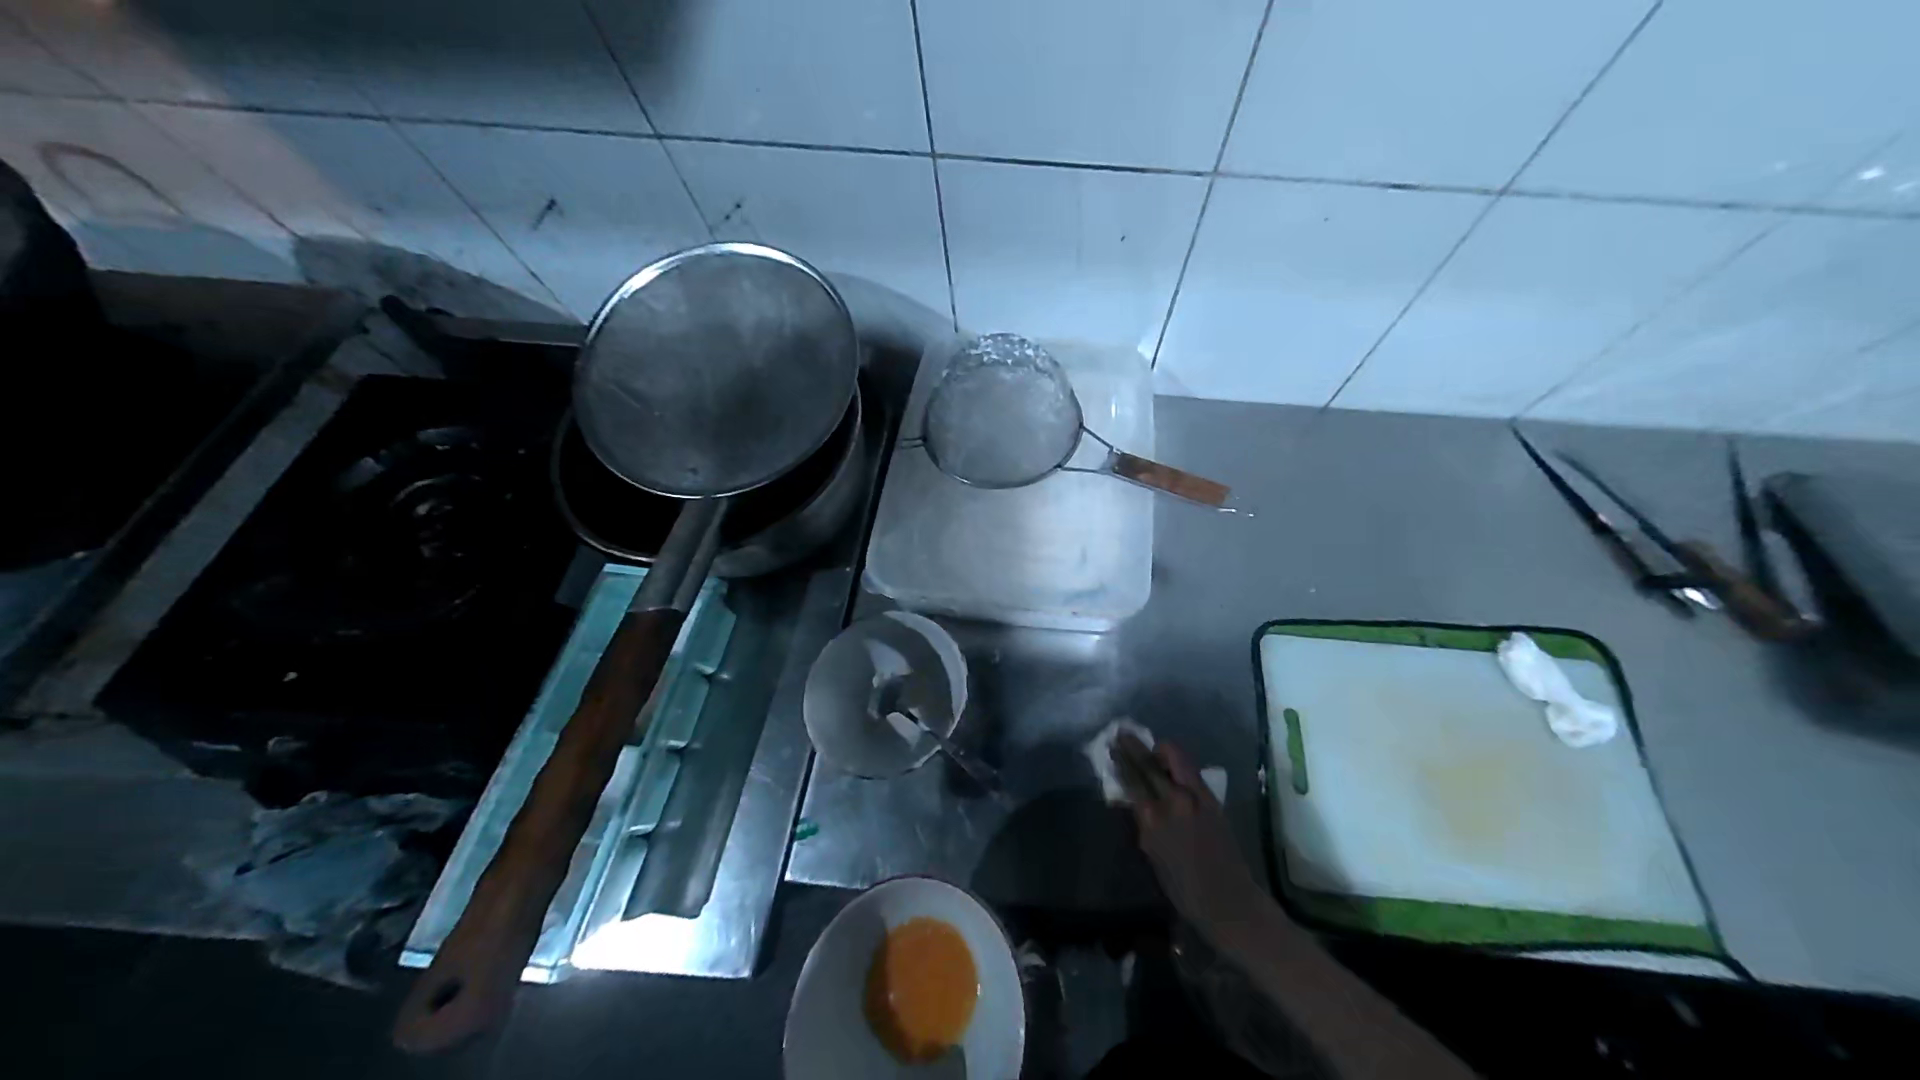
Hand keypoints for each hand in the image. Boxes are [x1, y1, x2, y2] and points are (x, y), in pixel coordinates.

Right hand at [1112, 733, 1269, 946]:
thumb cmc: (1183, 888)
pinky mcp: (1213, 799)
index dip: (1119, 760)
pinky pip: (1190, 771)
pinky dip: (1176, 764)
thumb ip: (1142, 821)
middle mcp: (1174, 800)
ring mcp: (1196, 797)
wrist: (1230, 901)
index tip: (1110, 747)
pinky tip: (1171, 771)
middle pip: (1150, 761)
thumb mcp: (1152, 853)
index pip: (1131, 778)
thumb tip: (1132, 798)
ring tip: (1150, 753)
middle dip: (1134, 746)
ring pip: (1174, 758)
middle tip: (1123, 736)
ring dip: (1159, 752)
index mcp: (1153, 819)